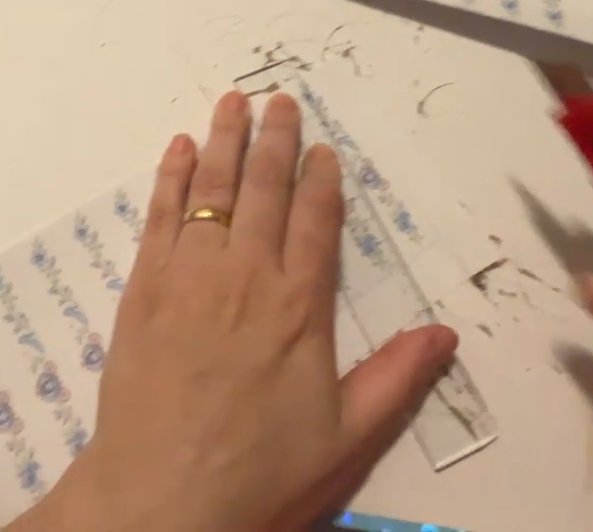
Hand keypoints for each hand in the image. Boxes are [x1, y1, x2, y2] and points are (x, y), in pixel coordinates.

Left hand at [12, 91, 457, 531]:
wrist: (162, 495)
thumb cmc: (260, 471)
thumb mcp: (346, 440)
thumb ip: (395, 379)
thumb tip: (447, 333)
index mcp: (299, 306)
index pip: (316, 222)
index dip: (320, 180)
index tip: (323, 147)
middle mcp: (246, 274)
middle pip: (264, 189)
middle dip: (274, 140)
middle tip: (278, 99)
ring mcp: (190, 272)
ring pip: (213, 189)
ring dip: (224, 141)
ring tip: (232, 101)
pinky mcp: (145, 282)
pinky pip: (161, 214)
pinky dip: (171, 175)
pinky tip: (179, 147)